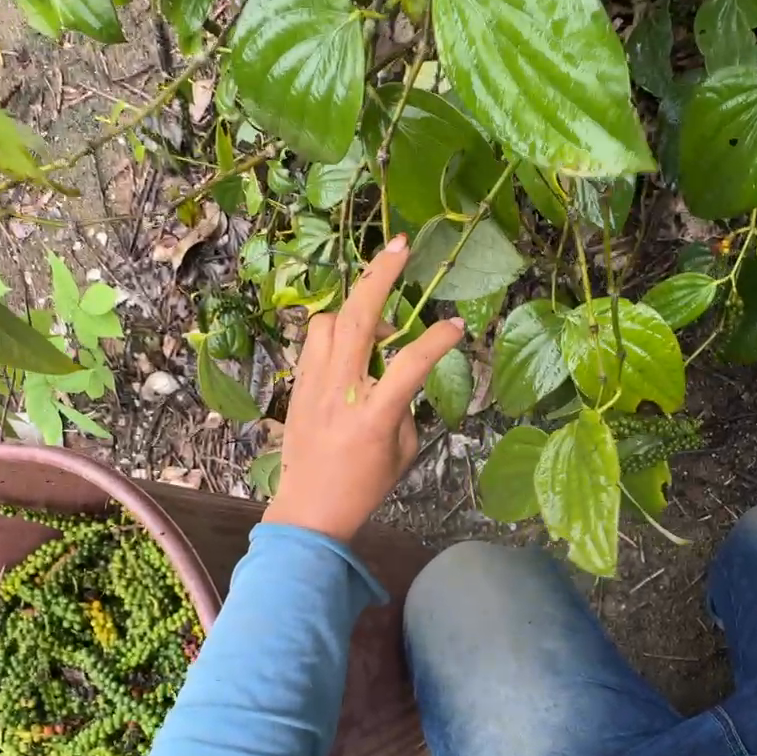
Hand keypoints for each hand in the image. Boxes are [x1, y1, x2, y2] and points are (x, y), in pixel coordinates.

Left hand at [262, 237, 464, 543]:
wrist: (309, 510)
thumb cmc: (365, 487)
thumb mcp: (403, 450)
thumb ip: (405, 405)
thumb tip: (398, 374)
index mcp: (374, 416)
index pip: (413, 363)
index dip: (439, 339)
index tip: (458, 325)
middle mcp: (340, 392)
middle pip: (359, 318)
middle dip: (381, 275)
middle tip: (401, 245)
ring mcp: (313, 385)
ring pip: (331, 321)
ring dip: (357, 310)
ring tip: (380, 325)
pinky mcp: (298, 385)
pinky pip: (316, 340)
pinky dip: (336, 330)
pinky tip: (352, 343)